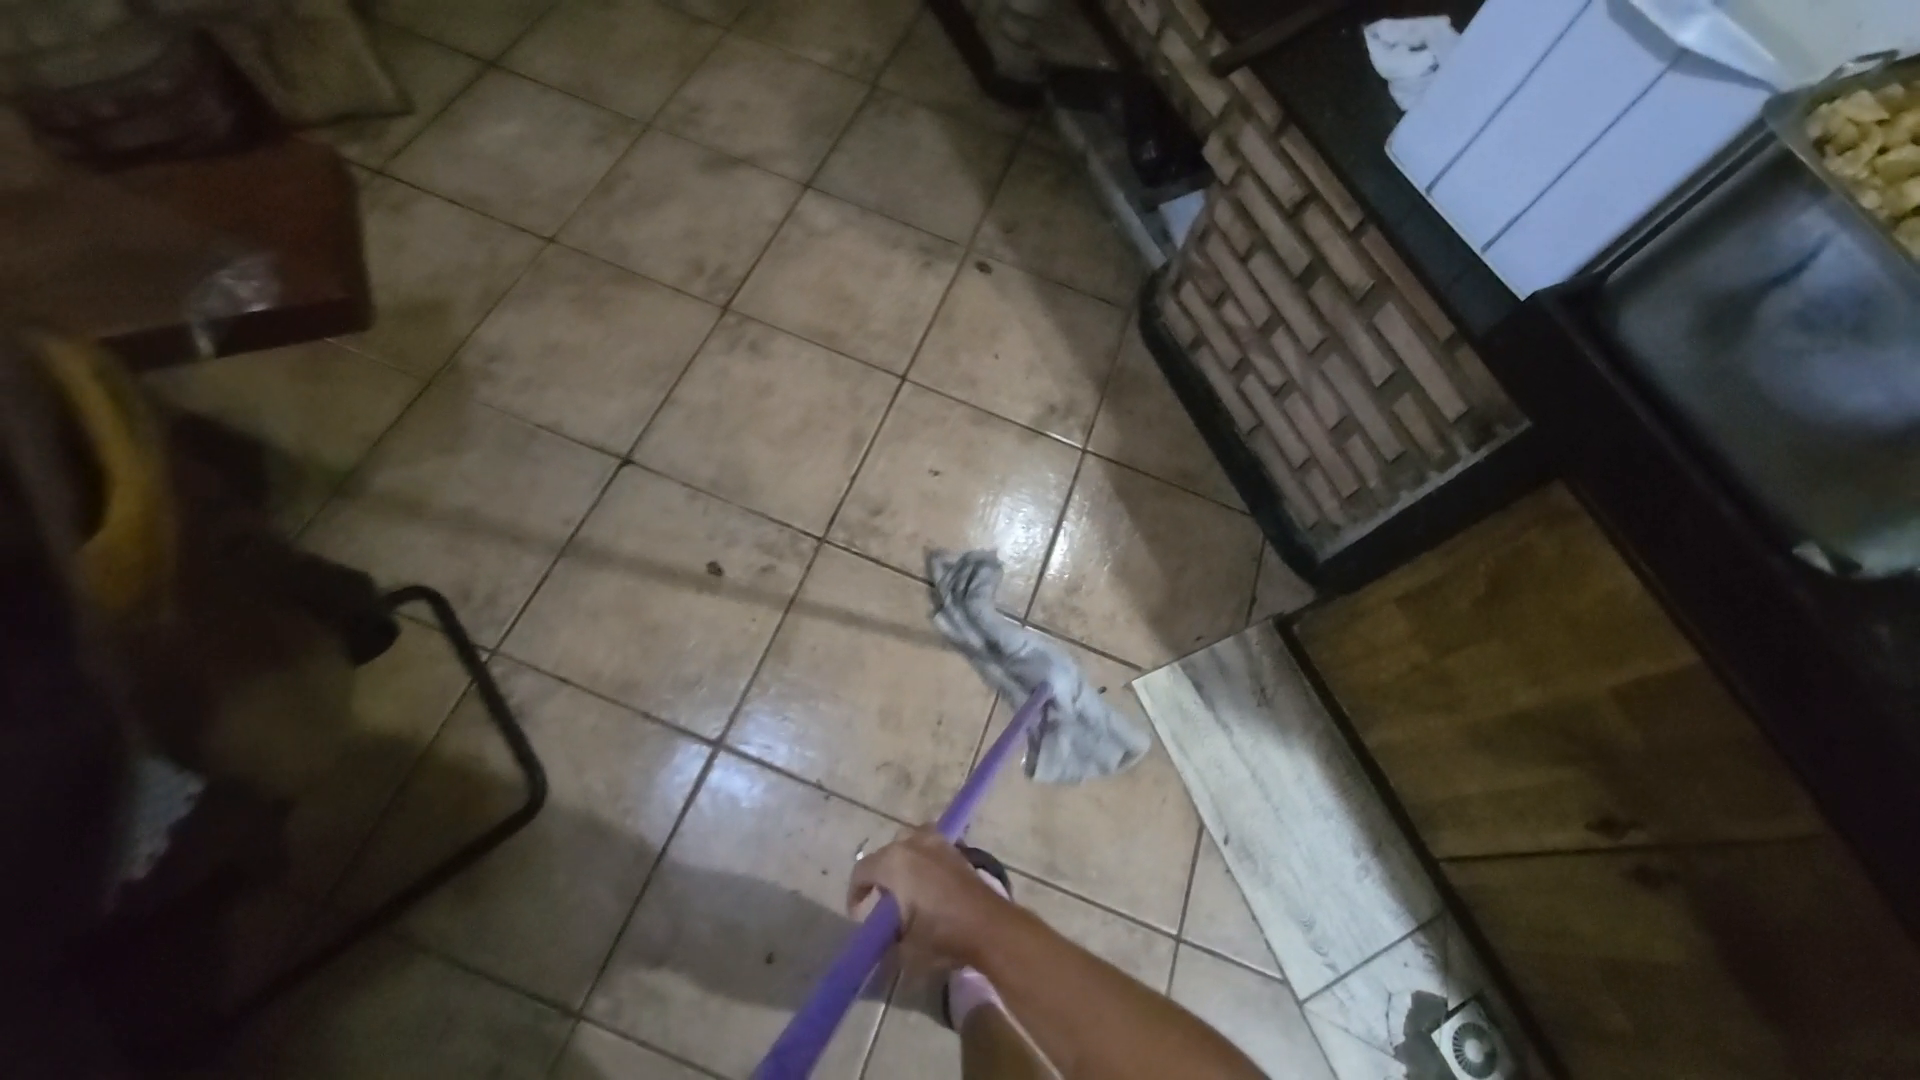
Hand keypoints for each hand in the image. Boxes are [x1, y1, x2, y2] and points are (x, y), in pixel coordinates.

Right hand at [847, 827, 1012, 966]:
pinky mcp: (956, 850)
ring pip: (909, 845)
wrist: (989, 927)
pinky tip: (927, 885)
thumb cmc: (941, 934)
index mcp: (893, 862)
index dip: (855, 893)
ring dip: (901, 863)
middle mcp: (913, 843)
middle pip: (885, 854)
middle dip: (879, 876)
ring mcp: (937, 842)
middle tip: (881, 903)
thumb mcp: (903, 945)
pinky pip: (929, 849)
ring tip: (904, 889)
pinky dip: (923, 861)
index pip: (862, 871)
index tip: (858, 915)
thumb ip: (885, 935)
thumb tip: (884, 932)